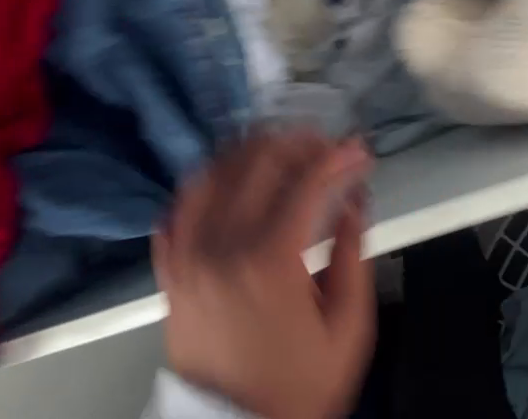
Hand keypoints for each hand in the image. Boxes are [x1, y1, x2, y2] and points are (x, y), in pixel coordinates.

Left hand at [156, 133, 374, 418]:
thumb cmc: (295, 386)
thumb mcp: (347, 329)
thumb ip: (354, 255)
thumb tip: (355, 202)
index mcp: (271, 260)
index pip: (306, 181)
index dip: (338, 156)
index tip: (357, 150)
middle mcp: (223, 246)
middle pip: (258, 161)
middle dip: (298, 142)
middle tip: (324, 148)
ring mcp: (188, 256)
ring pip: (212, 172)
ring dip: (250, 152)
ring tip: (279, 153)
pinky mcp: (170, 271)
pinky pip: (178, 208)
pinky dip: (205, 184)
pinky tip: (229, 183)